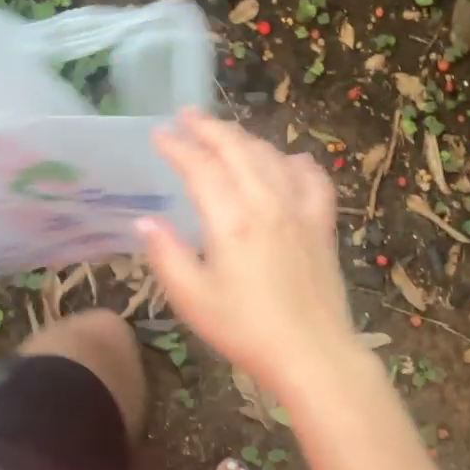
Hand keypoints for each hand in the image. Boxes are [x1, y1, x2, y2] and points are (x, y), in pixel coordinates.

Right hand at [140, 110, 361, 397]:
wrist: (312, 352)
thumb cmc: (245, 330)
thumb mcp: (193, 299)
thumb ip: (166, 255)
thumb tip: (145, 220)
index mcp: (231, 220)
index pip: (200, 167)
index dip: (177, 147)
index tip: (159, 134)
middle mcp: (268, 203)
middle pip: (238, 150)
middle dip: (210, 128)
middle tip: (187, 116)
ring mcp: (301, 211)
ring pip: (273, 157)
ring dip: (246, 140)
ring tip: (227, 136)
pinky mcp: (323, 224)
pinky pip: (314, 179)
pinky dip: (298, 162)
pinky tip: (290, 160)